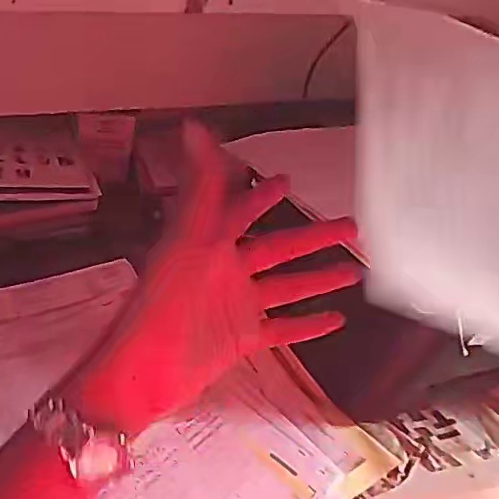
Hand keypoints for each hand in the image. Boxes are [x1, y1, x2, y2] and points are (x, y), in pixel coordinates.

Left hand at [66, 122, 363, 433]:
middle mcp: (225, 272)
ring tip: (354, 269)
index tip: (286, 180)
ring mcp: (235, 307)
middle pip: (278, 248)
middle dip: (313, 236)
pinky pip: (282, 330)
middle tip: (350, 225)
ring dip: (319, 279)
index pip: (241, 210)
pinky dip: (308, 326)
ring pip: (287, 287)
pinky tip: (336, 320)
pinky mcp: (241, 340)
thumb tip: (193, 128)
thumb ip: (197, 189)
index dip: (262, 194)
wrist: (144, 371)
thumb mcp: (182, 242)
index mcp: (209, 245)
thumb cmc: (159, 306)